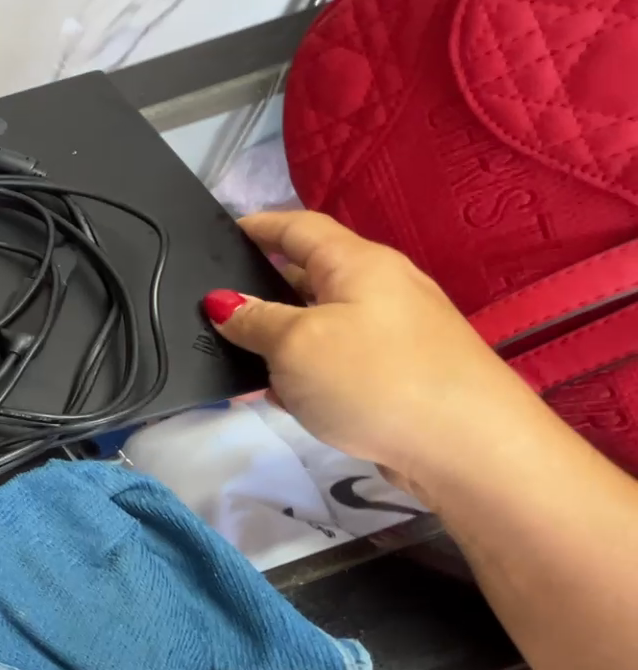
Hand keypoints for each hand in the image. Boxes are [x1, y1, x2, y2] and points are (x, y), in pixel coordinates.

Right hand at [206, 210, 547, 496]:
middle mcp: (377, 288)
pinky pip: (326, 355)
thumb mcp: (296, 344)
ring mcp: (386, 330)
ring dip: (271, 335)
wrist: (463, 443)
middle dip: (257, 287)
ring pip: (311, 320)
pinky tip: (275, 392)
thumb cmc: (374, 378)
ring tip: (228, 357)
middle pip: (305, 275)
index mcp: (358, 265)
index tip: (215, 233)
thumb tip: (222, 302)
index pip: (300, 228)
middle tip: (206, 307)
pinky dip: (294, 366)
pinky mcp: (388, 369)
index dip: (256, 225)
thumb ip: (253, 320)